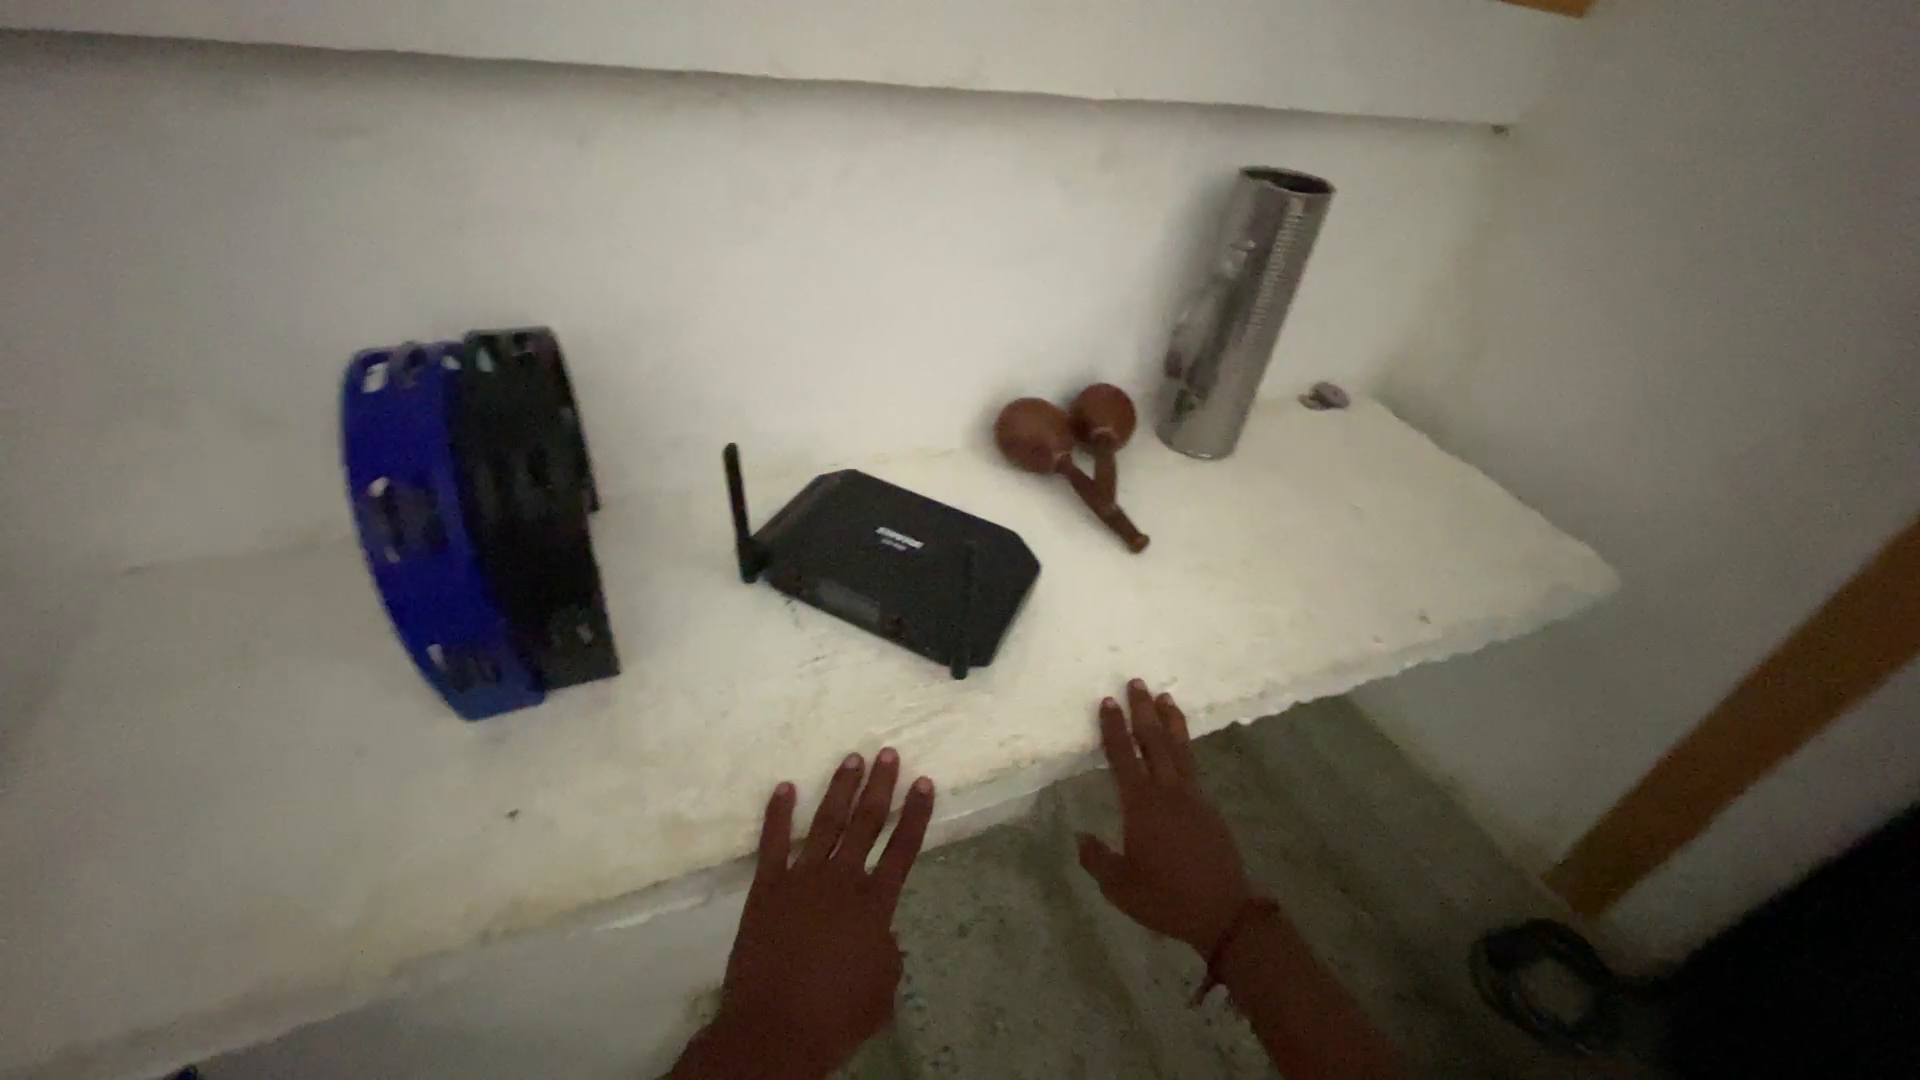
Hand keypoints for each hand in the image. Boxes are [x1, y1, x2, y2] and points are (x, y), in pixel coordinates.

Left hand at [674, 750, 935, 1079]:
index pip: (902, 849)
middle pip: (866, 824)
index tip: (924, 782)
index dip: (916, 814)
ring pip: (826, 824)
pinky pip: (773, 843)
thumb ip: (887, 954)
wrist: (774, 1030)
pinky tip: (785, 787)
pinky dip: (779, 814)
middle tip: (888, 754)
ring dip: (840, 789)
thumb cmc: (836, 1017)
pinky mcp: (766, 888)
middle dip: (880, 786)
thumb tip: (881, 934)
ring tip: (851, 758)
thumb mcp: (882, 991)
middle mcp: (841, 881)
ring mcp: (802, 879)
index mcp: (874, 905)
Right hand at [1077, 680, 1252, 956]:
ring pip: (1179, 748)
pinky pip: (1193, 764)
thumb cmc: (1165, 898)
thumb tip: (1081, 837)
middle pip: (1154, 740)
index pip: (1123, 756)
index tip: (1107, 701)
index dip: (1113, 728)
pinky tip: (1182, 742)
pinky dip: (1185, 744)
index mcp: (1141, 804)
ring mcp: (1192, 796)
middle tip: (1136, 682)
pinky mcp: (1208, 806)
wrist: (1222, 911)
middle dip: (1142, 710)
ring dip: (1169, 720)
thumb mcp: (1120, 886)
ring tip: (1164, 696)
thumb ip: (1097, 859)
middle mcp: (1167, 791)